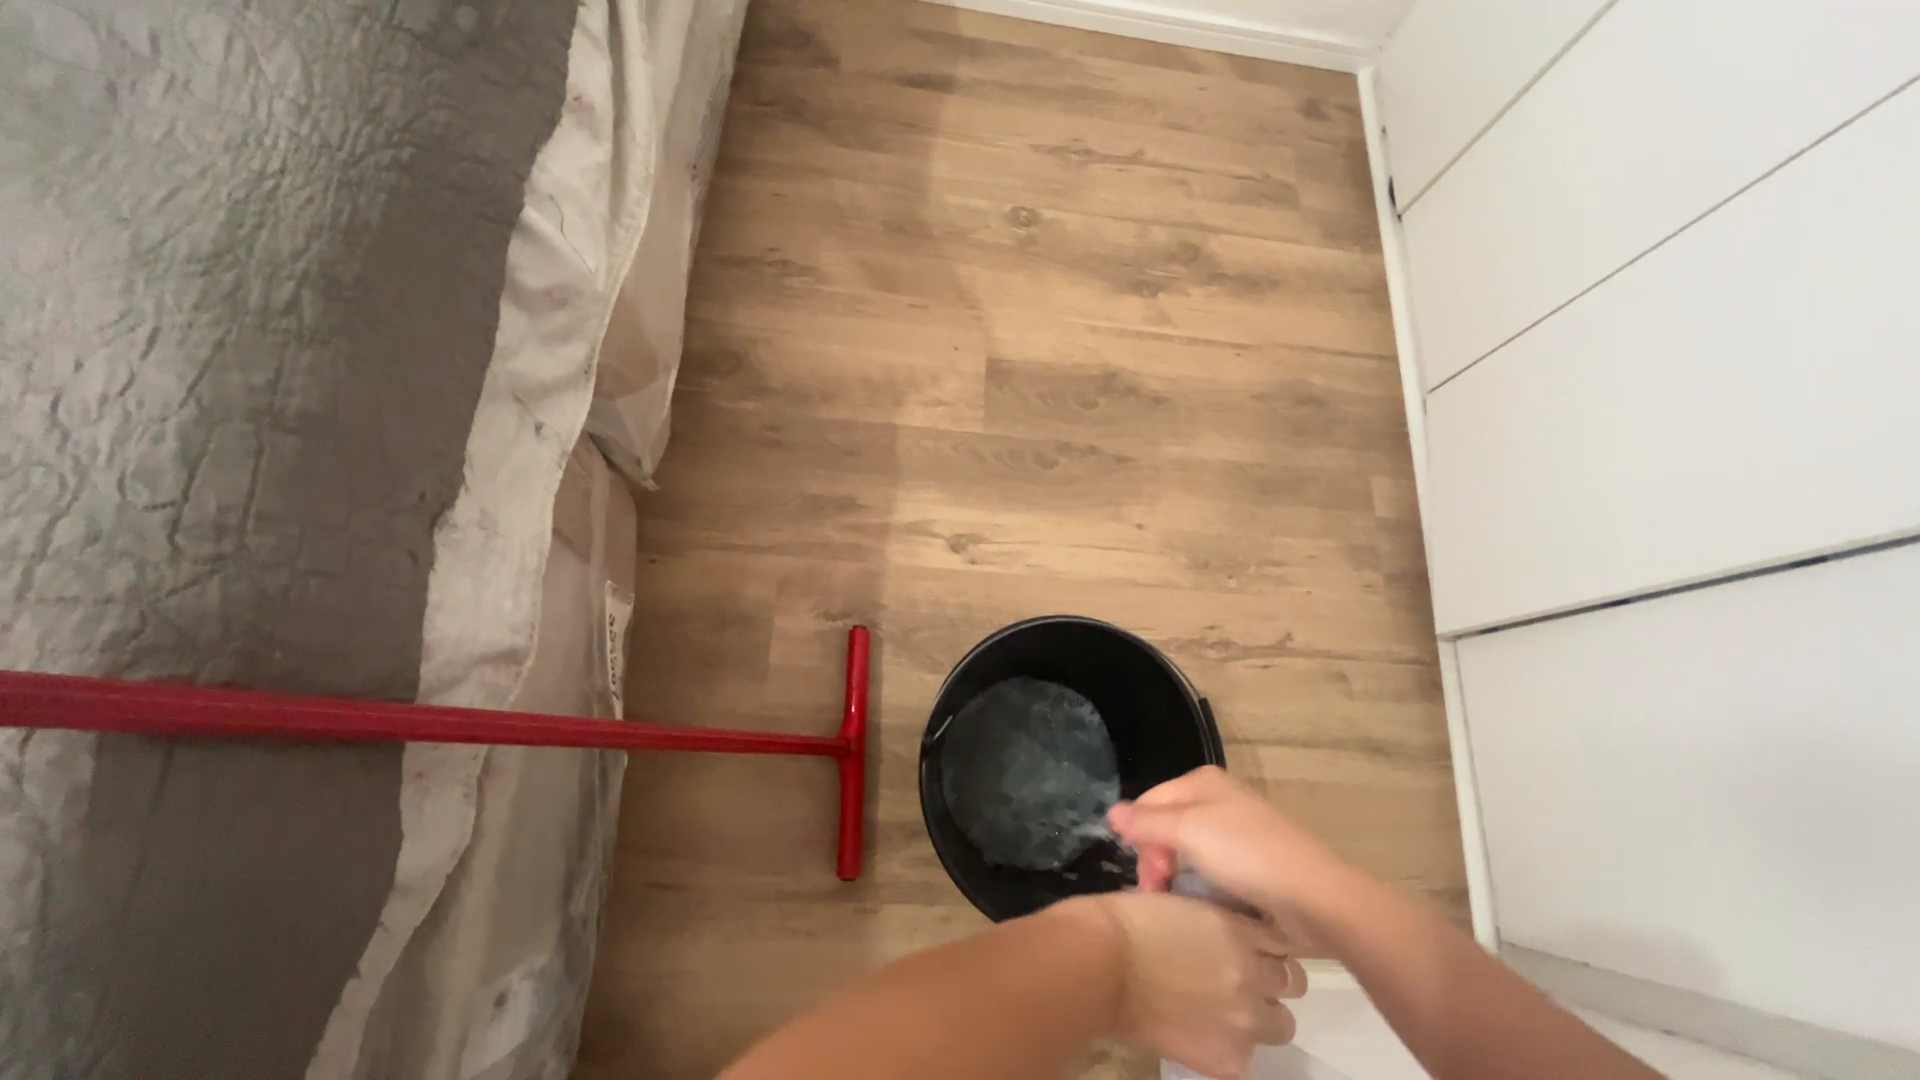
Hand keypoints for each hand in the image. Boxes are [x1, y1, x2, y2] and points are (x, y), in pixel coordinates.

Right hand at [1060, 892, 1305, 1077]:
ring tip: (1219, 1009)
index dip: (1261, 945)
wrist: (1099, 963)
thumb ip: (1204, 915)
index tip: (1242, 946)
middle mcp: (1252, 974)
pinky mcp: (1227, 1058)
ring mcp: (1243, 1019)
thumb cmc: (1124, 920)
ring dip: (1256, 1014)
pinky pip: (1247, 1056)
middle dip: (1265, 980)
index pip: (1279, 941)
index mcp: (1237, 928)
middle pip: (1291, 982)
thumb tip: (1206, 925)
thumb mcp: (1173, 900)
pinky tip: (1200, 1032)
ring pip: (1280, 1023)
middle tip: (1230, 977)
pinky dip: (1228, 1045)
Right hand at [1108, 766, 1352, 926]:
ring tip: (1174, 902)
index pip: (1148, 802)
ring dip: (1173, 874)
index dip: (1138, 836)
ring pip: (1185, 848)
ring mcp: (1235, 828)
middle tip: (1157, 892)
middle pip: (1165, 824)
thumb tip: (1110, 813)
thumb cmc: (1246, 855)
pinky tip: (1200, 901)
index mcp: (1201, 781)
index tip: (1143, 874)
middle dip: (1155, 858)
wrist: (1314, 895)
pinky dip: (1198, 881)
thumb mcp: (1187, 832)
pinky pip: (1209, 866)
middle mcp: (1217, 798)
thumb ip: (1145, 822)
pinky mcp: (1250, 859)